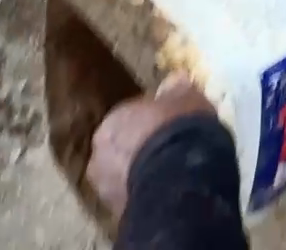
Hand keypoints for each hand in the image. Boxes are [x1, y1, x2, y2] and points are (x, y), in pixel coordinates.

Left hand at [87, 73, 216, 220]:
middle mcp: (98, 151)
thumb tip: (174, 79)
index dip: (154, 114)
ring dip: (139, 166)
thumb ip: (177, 87)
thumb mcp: (186, 96)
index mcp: (112, 120)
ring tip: (167, 165)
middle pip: (123, 142)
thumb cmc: (177, 126)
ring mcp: (102, 182)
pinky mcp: (114, 206)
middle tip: (167, 142)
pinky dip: (143, 184)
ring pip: (123, 168)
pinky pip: (131, 188)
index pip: (132, 113)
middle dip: (141, 142)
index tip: (172, 117)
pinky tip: (164, 180)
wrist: (175, 173)